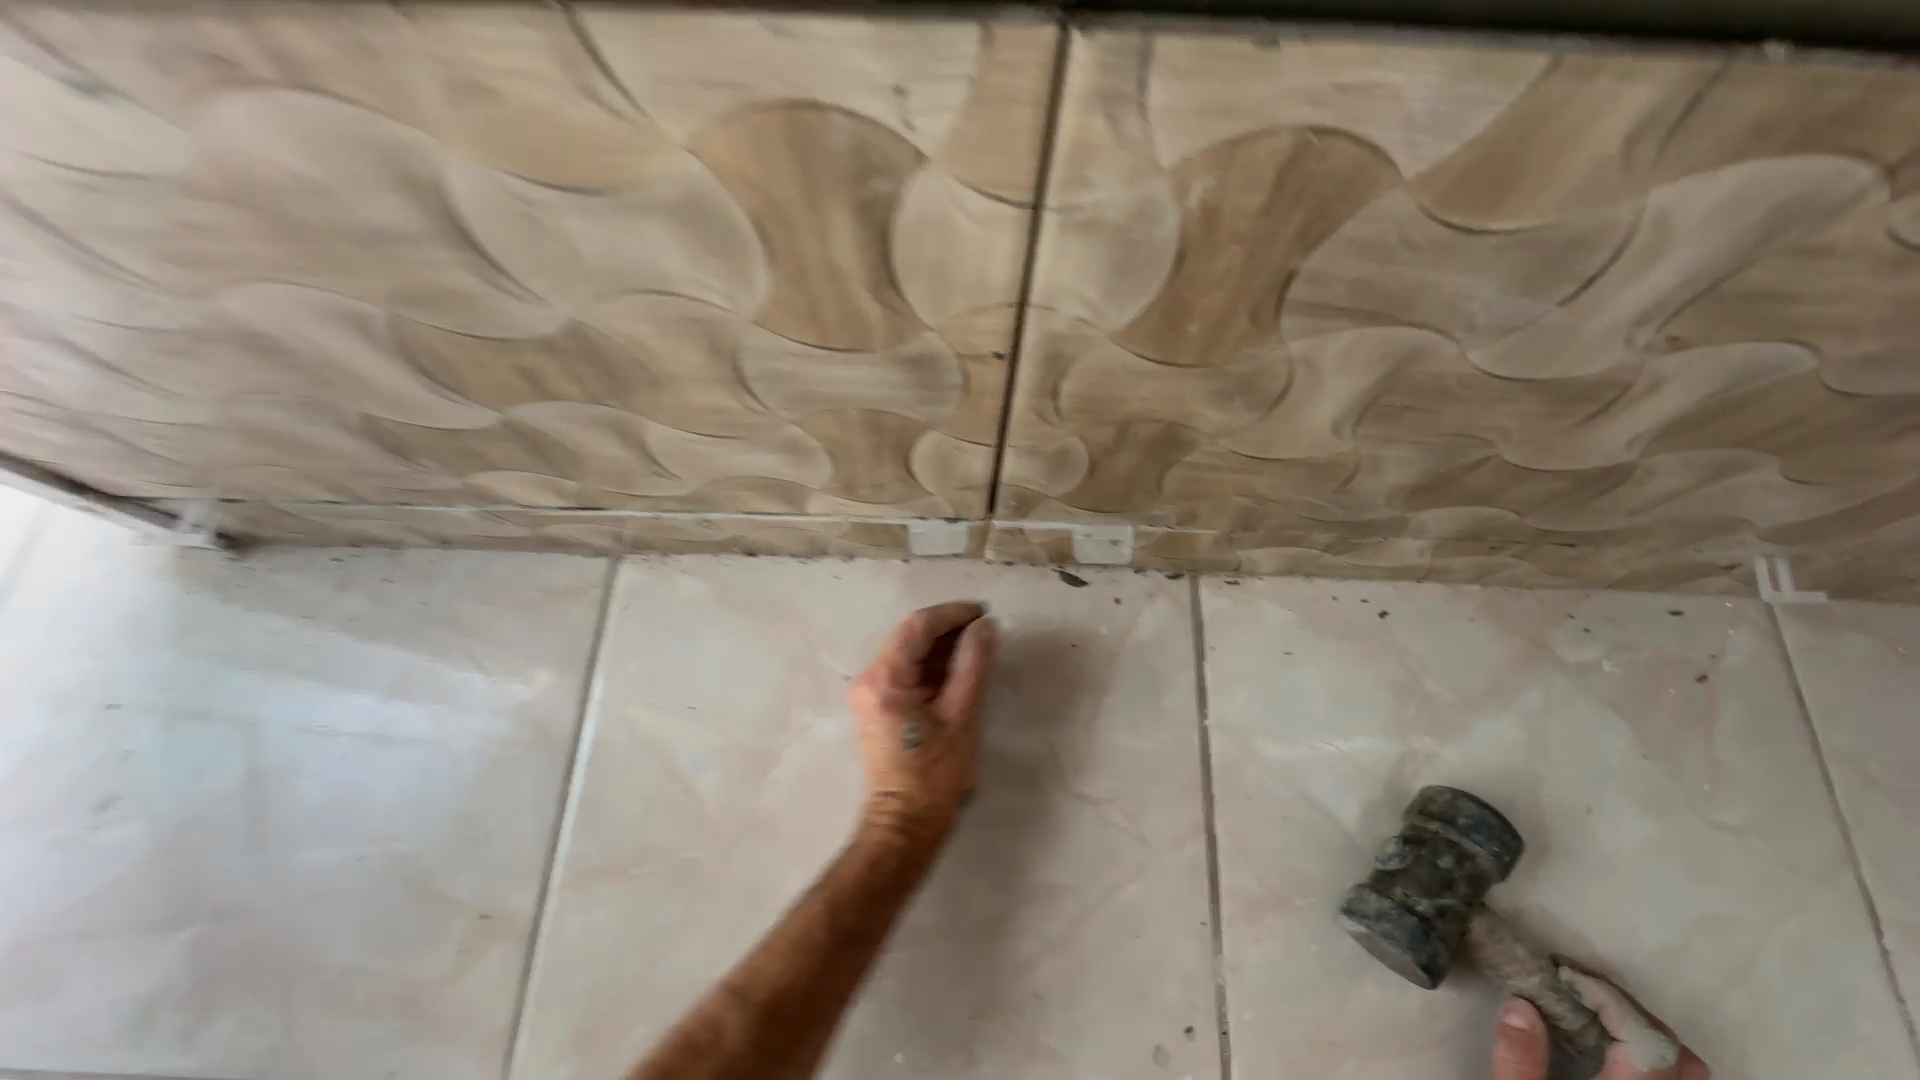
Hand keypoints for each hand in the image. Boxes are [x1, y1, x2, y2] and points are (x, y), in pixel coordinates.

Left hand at [848, 601, 997, 838]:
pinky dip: (933, 666)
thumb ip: (973, 665)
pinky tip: (960, 669)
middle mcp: (869, 679)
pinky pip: (906, 672)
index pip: (917, 627)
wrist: (905, 823)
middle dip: (949, 629)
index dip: (952, 614)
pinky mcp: (878, 707)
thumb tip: (986, 626)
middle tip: (986, 630)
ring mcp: (870, 694)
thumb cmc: (935, 774)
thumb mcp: (962, 716)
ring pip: (909, 653)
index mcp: (884, 679)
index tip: (984, 613)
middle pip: (910, 637)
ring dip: (942, 647)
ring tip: (979, 647)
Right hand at [1492, 967, 1708, 1079]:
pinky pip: (1676, 1079)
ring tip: (1595, 1014)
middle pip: (1677, 1052)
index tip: (1563, 973)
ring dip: (1646, 1032)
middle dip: (1629, 1009)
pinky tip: (1611, 1047)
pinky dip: (1651, 1054)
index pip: (1644, 1037)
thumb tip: (1519, 1004)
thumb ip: (1518, 1060)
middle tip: (1579, 990)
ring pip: (1687, 1069)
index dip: (1607, 996)